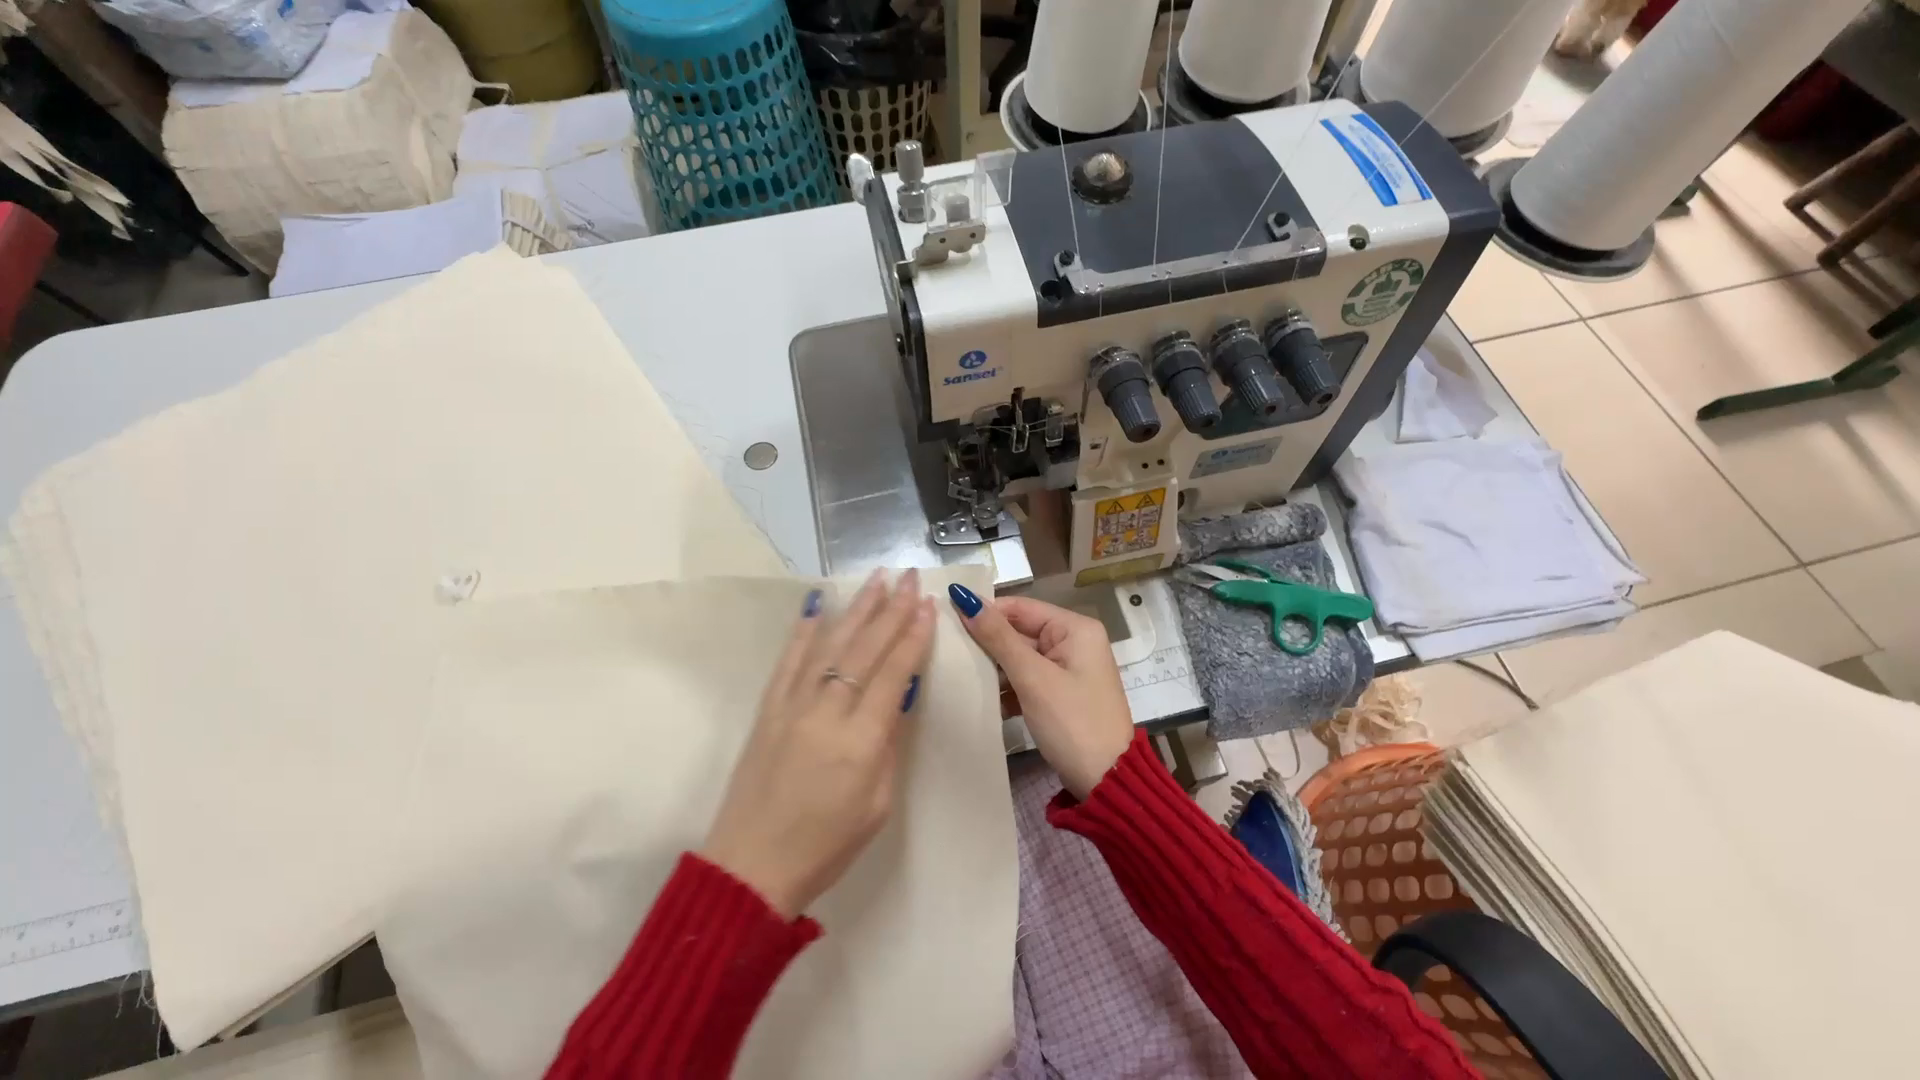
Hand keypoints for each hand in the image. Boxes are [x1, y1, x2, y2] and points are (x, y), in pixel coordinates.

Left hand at [701, 569, 935, 918]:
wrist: (750, 866)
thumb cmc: (826, 847)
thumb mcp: (877, 804)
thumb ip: (889, 745)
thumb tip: (898, 697)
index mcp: (860, 742)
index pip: (893, 674)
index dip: (913, 637)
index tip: (927, 605)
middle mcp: (825, 713)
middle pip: (863, 650)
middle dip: (890, 610)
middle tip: (907, 577)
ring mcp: (791, 707)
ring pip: (828, 645)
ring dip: (854, 609)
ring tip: (875, 580)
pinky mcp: (766, 710)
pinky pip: (788, 661)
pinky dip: (804, 630)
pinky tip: (816, 604)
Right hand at [949, 585, 1133, 800]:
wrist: (1106, 780)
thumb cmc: (1072, 721)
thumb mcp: (1033, 678)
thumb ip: (998, 638)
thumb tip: (965, 598)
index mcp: (1075, 629)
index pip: (1020, 607)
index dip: (985, 612)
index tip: (947, 623)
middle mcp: (1074, 642)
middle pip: (1020, 631)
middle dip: (986, 643)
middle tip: (946, 651)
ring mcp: (1068, 670)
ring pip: (1020, 658)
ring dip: (994, 668)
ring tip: (957, 674)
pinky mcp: (1060, 695)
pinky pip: (1027, 680)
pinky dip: (1007, 688)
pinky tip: (982, 698)